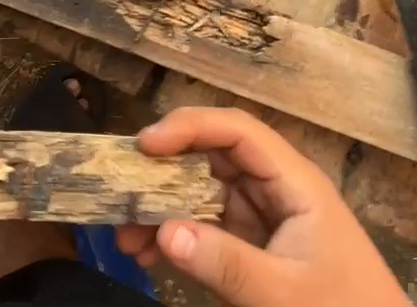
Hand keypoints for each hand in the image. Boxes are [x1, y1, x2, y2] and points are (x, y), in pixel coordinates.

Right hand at [117, 107, 409, 306]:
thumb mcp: (286, 296)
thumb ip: (226, 264)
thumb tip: (162, 230)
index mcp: (294, 182)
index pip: (236, 130)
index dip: (189, 126)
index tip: (145, 145)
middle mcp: (276, 188)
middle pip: (211, 156)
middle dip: (164, 170)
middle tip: (122, 188)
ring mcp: (264, 217)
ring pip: (201, 191)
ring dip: (162, 207)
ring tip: (125, 234)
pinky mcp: (255, 247)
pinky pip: (205, 226)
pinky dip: (177, 236)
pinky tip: (148, 255)